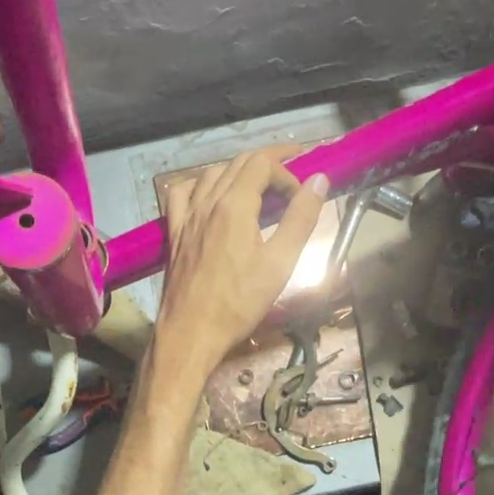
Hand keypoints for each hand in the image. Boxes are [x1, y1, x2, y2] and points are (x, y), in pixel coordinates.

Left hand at [154, 147, 329, 381]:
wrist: (191, 332)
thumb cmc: (239, 303)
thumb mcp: (280, 263)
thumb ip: (300, 219)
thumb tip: (319, 181)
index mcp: (234, 206)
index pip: (262, 165)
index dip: (287, 172)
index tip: (302, 195)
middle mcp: (206, 202)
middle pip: (237, 163)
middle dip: (267, 162)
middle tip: (292, 172)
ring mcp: (186, 216)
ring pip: (210, 174)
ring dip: (237, 171)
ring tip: (258, 186)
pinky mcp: (174, 233)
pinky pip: (182, 193)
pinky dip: (199, 184)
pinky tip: (209, 196)